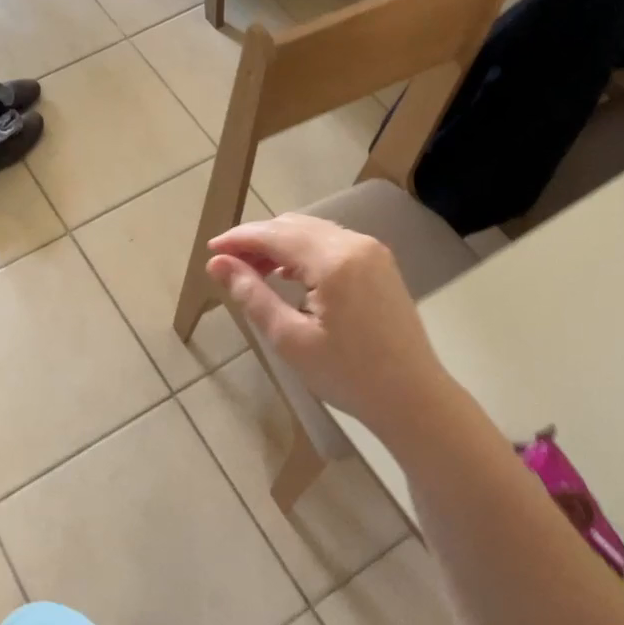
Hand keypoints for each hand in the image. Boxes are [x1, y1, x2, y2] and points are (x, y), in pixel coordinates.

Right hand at [206, 213, 446, 418]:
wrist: (414, 399)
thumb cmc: (349, 375)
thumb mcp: (290, 339)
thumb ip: (252, 295)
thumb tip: (217, 264)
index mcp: (334, 260)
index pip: (275, 234)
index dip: (238, 239)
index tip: (210, 252)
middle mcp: (356, 244)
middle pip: (294, 225)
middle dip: (257, 240)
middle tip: (228, 265)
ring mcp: (373, 252)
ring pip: (312, 232)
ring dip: (279, 244)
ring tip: (253, 271)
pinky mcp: (380, 265)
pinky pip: (331, 243)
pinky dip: (303, 251)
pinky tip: (287, 274)